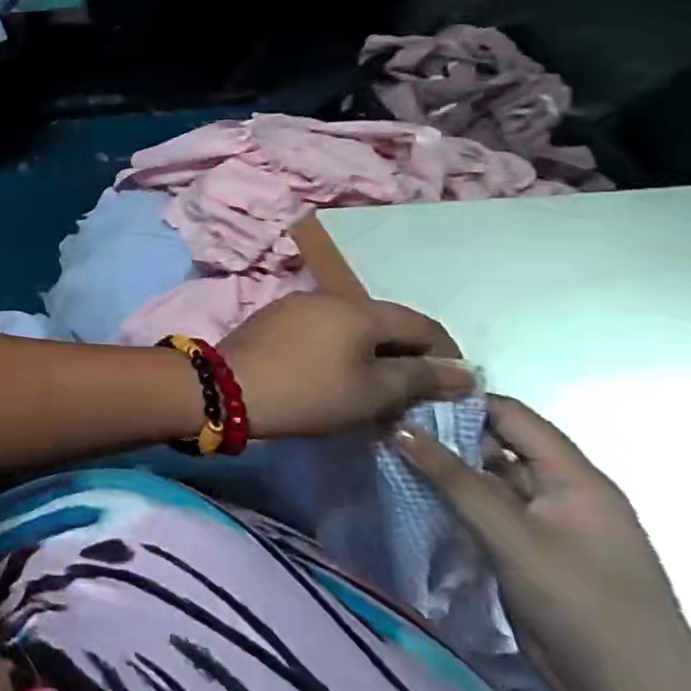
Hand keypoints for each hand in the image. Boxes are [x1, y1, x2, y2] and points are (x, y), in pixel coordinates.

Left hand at [218, 292, 475, 438]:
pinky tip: (337, 375)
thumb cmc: (308, 392)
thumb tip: (463, 371)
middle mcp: (329, 297)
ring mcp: (297, 304)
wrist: (228, 388)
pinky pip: (322, 329)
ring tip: (378, 387)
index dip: (446, 354)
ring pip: (352, 325)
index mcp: (360, 310)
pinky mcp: (274, 318)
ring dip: (373, 351)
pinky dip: (341, 348)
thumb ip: (419, 378)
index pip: (422, 324)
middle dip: (408, 354)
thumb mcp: (371, 392)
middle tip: (417, 393)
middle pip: (385, 321)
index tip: (454, 388)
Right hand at [394, 396, 690, 690]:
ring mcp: (546, 522)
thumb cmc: (581, 601)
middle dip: (446, 433)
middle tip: (388, 426)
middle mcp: (561, 490)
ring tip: (392, 454)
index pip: (512, 415)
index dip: (461, 401)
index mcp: (574, 476)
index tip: (405, 396)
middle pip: (497, 443)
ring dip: (446, 468)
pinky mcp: (530, 550)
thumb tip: (397, 425)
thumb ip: (454, 479)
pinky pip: (487, 510)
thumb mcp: (512, 536)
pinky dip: (455, 499)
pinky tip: (417, 493)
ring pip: (488, 477)